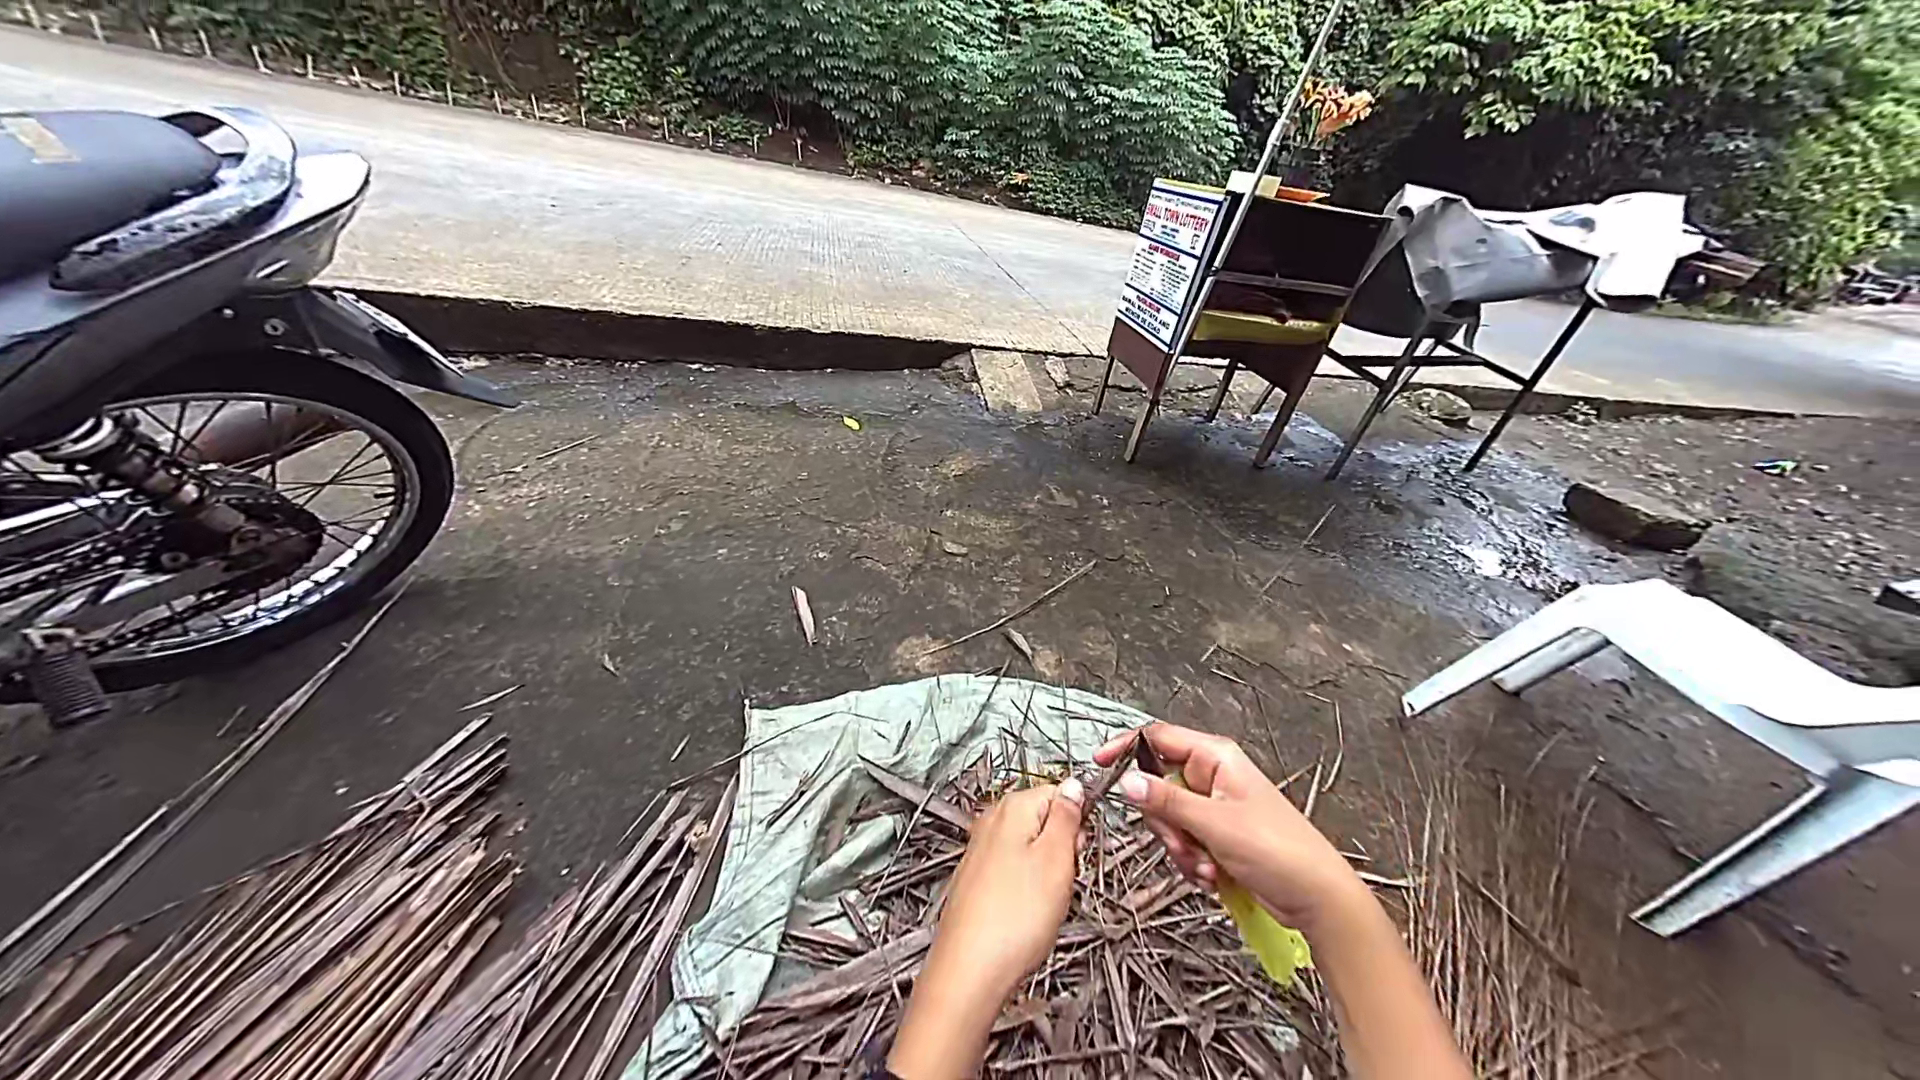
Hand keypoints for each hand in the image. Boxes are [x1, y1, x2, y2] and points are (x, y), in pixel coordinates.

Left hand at [888, 780, 1083, 1079]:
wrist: (970, 969)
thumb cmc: (1010, 919)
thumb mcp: (1056, 859)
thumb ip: (1068, 816)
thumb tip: (1075, 784)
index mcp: (1013, 807)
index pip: (1060, 792)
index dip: (1078, 822)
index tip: (1080, 848)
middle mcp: (993, 821)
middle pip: (1045, 820)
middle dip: (1063, 848)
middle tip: (1062, 878)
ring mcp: (982, 850)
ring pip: (1032, 848)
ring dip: (1047, 871)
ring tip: (1044, 900)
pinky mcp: (978, 878)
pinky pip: (1016, 871)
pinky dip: (1027, 889)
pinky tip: (1027, 912)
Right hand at [1093, 723, 1364, 934]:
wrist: (1318, 900)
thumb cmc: (1278, 850)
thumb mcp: (1214, 823)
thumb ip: (1166, 800)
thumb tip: (1126, 780)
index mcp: (1214, 756)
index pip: (1156, 738)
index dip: (1126, 748)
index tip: (1101, 763)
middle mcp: (1210, 775)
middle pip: (1156, 784)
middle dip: (1164, 820)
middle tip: (1182, 840)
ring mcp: (1212, 805)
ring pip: (1167, 817)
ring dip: (1179, 845)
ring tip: (1205, 863)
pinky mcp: (1214, 833)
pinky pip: (1182, 839)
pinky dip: (1190, 859)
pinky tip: (1212, 874)